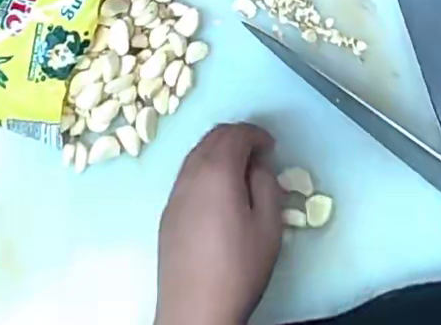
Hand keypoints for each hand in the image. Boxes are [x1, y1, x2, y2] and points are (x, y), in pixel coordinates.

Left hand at [156, 123, 283, 324]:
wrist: (194, 310)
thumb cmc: (237, 269)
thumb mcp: (268, 227)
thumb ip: (267, 185)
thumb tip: (258, 166)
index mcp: (217, 169)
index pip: (237, 133)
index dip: (257, 134)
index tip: (272, 146)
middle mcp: (192, 170)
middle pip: (214, 136)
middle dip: (238, 137)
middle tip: (258, 152)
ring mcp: (176, 189)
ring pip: (198, 152)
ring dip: (220, 150)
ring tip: (240, 169)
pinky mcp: (168, 208)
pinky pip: (188, 172)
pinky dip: (206, 167)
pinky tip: (217, 191)